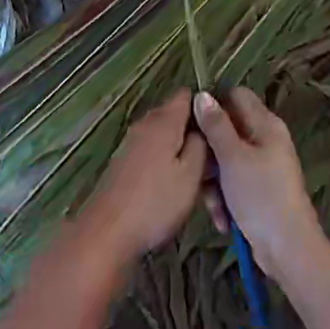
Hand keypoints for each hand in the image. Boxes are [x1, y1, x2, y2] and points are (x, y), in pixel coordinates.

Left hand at [75, 89, 209, 261]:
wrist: (107, 234)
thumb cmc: (155, 203)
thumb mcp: (191, 174)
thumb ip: (202, 142)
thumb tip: (204, 124)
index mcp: (164, 120)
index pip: (189, 95)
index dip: (208, 108)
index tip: (223, 130)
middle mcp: (146, 124)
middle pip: (178, 117)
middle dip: (197, 135)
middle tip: (216, 163)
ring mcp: (132, 143)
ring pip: (167, 138)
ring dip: (183, 154)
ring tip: (201, 183)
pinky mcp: (125, 162)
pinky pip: (154, 153)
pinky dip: (168, 165)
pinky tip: (176, 189)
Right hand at [191, 87, 322, 274]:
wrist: (288, 250)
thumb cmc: (261, 196)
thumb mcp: (232, 158)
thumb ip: (216, 125)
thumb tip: (201, 94)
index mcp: (265, 124)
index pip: (235, 96)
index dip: (213, 106)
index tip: (193, 125)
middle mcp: (265, 140)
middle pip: (227, 130)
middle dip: (210, 153)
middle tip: (198, 171)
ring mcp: (263, 166)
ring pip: (226, 159)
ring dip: (214, 181)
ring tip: (213, 204)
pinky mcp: (259, 190)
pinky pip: (233, 182)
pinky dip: (225, 198)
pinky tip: (223, 219)